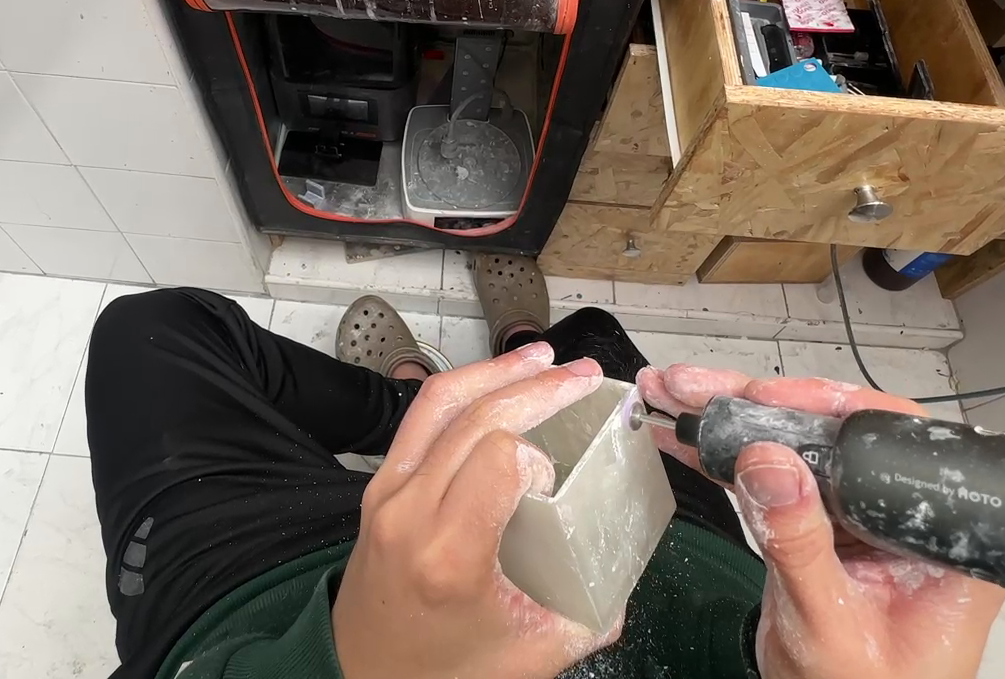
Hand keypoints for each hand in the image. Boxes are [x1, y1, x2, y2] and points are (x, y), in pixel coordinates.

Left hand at [333, 342, 622, 678]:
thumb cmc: (442, 673)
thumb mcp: (529, 655)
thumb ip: (588, 614)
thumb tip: (624, 572)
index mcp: (449, 553)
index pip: (499, 457)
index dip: (536, 456)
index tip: (551, 480)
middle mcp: (411, 507)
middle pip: (477, 416)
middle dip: (538, 386)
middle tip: (582, 374)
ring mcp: (388, 486)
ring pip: (442, 399)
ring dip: (497, 369)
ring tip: (542, 356)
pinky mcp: (379, 479)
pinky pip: (421, 414)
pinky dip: (463, 385)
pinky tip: (496, 378)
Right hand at [637, 364, 1004, 678]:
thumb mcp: (828, 627)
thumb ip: (800, 545)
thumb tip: (768, 460)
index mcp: (931, 535)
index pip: (888, 440)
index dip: (823, 404)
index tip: (760, 398)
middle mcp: (892, 512)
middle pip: (823, 429)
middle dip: (747, 401)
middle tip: (687, 386)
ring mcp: (848, 513)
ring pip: (785, 442)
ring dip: (721, 417)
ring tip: (667, 391)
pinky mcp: (810, 519)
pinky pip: (762, 472)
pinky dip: (715, 453)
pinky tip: (676, 434)